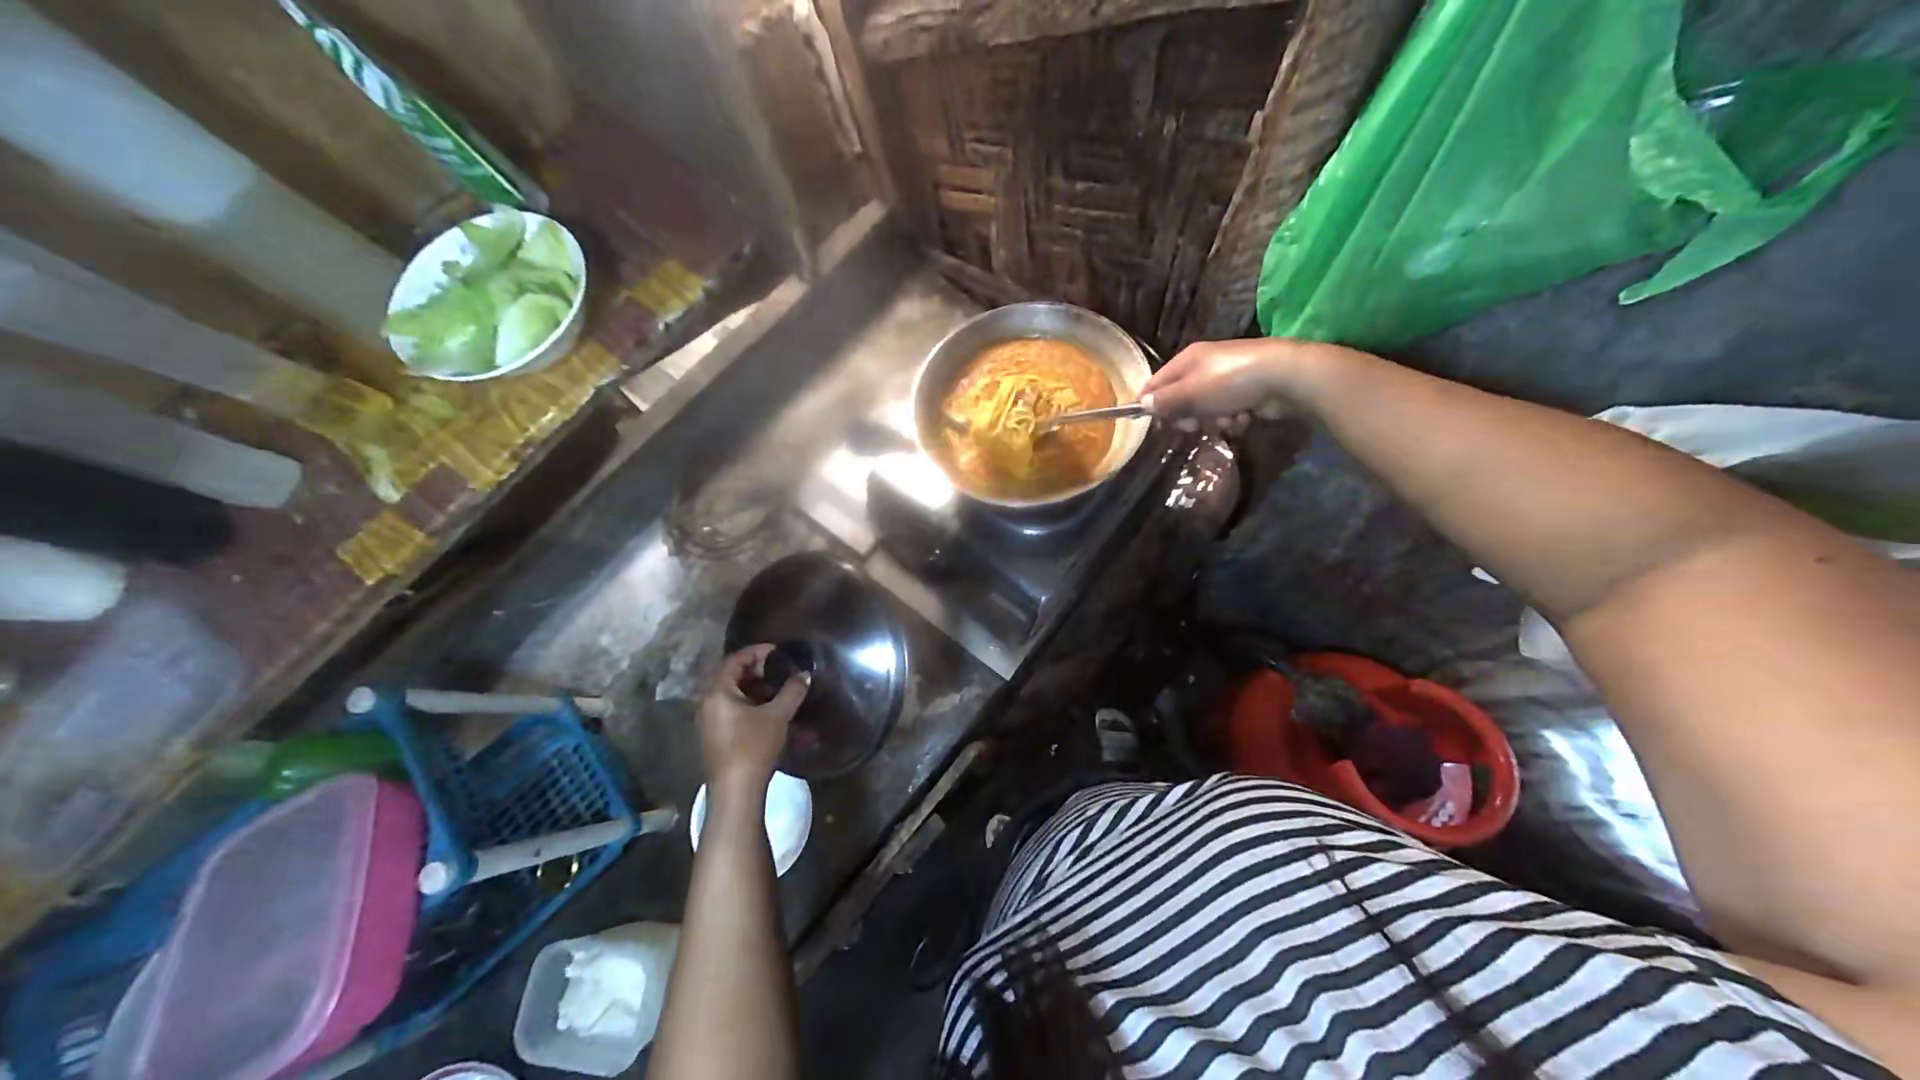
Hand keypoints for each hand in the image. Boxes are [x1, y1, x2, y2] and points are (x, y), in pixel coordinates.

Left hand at [698, 644, 809, 799]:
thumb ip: (792, 691)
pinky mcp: (713, 735)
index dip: (756, 651)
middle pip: (729, 675)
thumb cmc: (753, 746)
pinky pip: (728, 707)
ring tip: (776, 688)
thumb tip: (804, 675)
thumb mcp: (777, 715)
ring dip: (752, 686)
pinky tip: (766, 709)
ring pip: (729, 693)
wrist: (735, 790)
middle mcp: (706, 702)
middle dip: (755, 669)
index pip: (735, 660)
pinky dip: (746, 701)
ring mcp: (707, 720)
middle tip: (777, 668)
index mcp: (717, 691)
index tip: (777, 650)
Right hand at [1141, 338, 1341, 430]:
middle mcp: (1204, 365)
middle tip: (1195, 425)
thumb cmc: (1230, 381)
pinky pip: (1228, 411)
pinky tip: (1244, 417)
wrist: (1285, 376)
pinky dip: (1234, 418)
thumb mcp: (1191, 392)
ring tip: (1228, 419)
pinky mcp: (1246, 390)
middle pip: (1181, 399)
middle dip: (1188, 416)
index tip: (1160, 423)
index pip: (1157, 383)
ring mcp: (1226, 378)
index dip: (1153, 404)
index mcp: (1187, 359)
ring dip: (1214, 420)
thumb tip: (1143, 404)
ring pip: (1205, 409)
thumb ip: (1166, 400)